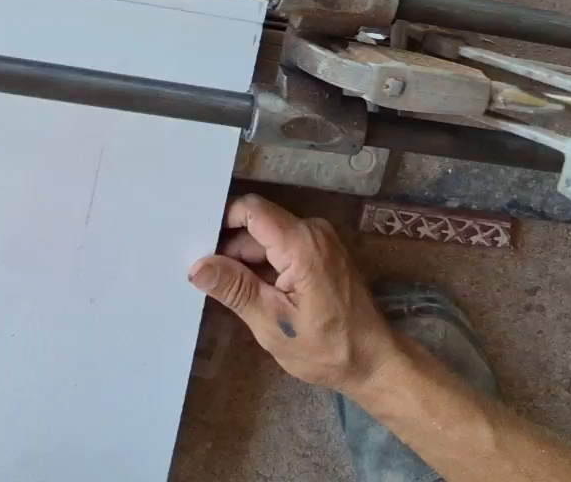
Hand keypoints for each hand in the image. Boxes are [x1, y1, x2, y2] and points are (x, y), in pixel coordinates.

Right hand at [188, 194, 402, 393]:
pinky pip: (283, 247)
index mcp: (301, 243)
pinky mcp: (321, 252)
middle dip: (228, 247)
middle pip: (257, 224)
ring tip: (219, 286)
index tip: (194, 242)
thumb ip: (235, 289)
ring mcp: (319, 240)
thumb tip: (197, 267)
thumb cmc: (327, 348)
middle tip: (199, 274)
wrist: (375, 362)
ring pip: (267, 237)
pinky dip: (263, 264)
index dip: (220, 220)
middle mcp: (312, 230)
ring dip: (244, 259)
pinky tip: (247, 288)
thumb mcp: (272, 323)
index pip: (251, 209)